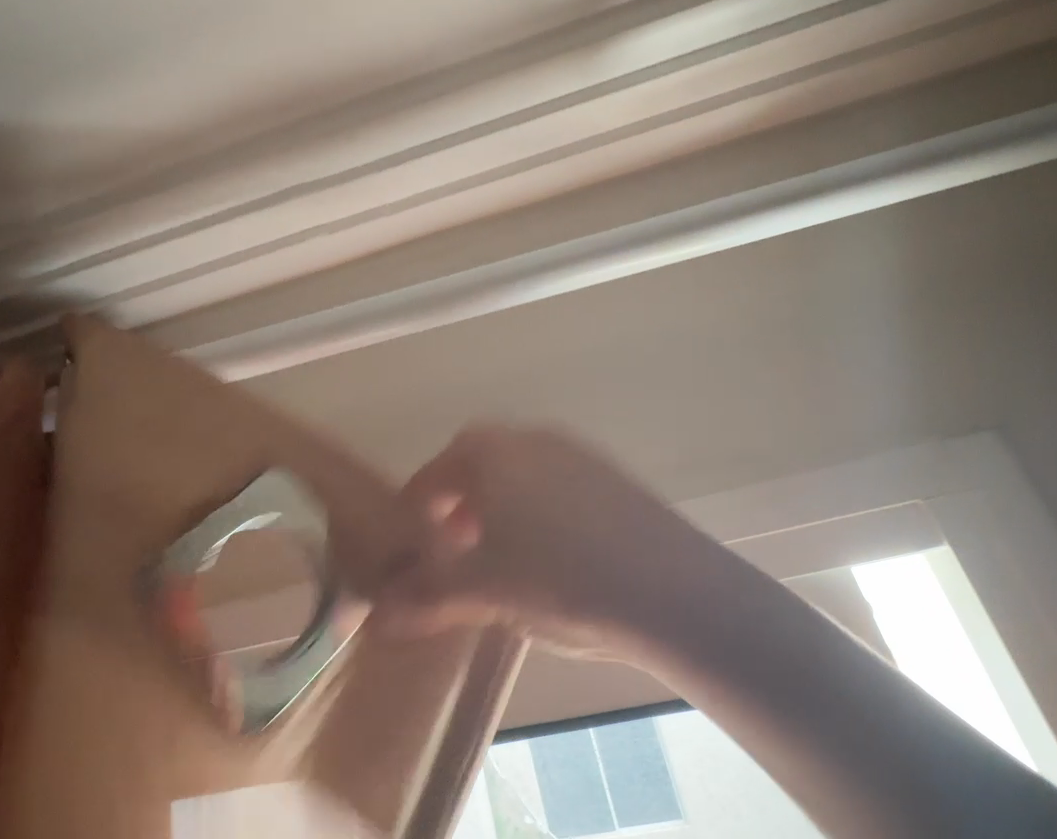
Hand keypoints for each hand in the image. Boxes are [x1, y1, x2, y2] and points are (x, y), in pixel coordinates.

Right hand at [378, 424, 716, 655]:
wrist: (676, 593)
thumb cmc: (560, 582)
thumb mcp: (484, 593)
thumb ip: (426, 600)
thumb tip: (380, 616)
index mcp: (490, 453)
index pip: (433, 475)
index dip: (414, 516)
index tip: (412, 553)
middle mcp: (532, 440)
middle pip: (477, 468)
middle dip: (457, 511)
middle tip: (455, 557)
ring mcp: (580, 455)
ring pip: (520, 479)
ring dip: (500, 515)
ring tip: (504, 566)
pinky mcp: (617, 480)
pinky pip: (559, 490)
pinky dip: (541, 518)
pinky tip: (557, 566)